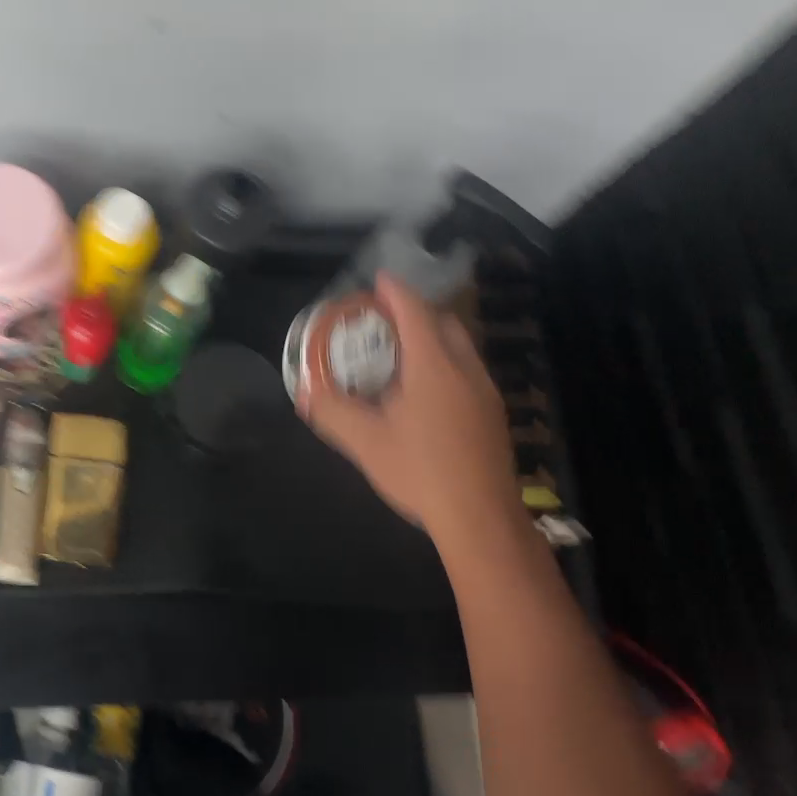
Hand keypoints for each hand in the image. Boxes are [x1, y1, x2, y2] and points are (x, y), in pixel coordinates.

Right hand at [303, 274, 520, 542]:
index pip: (415, 312)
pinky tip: (424, 394)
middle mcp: (465, 369)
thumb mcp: (365, 443)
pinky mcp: (491, 413)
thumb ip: (333, 412)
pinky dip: (443, 364)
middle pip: (444, 324)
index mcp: (433, 367)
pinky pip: (466, 371)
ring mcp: (484, 391)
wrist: (479, 515)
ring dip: (432, 340)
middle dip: (415, 313)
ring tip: (400, 355)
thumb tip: (306, 394)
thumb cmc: (420, 472)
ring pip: (459, 348)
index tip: (378, 280)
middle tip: (384, 322)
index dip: (395, 292)